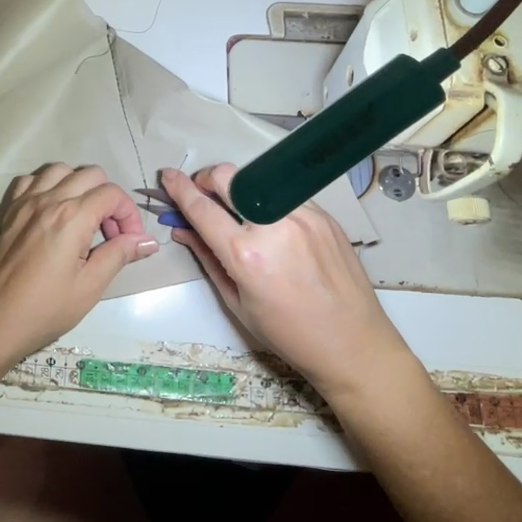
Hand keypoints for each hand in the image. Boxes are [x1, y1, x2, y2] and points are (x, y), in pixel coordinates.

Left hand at [0, 164, 160, 372]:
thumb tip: (148, 241)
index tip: (130, 242)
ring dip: (79, 186)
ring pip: (60, 170)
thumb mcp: (91, 286)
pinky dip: (47, 186)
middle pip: (91, 174)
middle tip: (110, 233)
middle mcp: (49, 199)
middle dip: (109, 198)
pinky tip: (53, 212)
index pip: (113, 194)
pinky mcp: (9, 210)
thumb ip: (120, 255)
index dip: (129, 215)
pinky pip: (31, 180)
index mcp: (72, 216)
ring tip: (83, 219)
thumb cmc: (46, 309)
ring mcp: (25, 201)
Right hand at [164, 165, 419, 403]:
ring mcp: (303, 216)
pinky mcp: (324, 216)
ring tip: (239, 213)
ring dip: (239, 189)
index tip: (167, 176)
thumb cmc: (289, 334)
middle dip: (208, 179)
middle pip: (229, 176)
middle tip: (203, 194)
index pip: (202, 207)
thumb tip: (182, 230)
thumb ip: (207, 258)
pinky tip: (272, 227)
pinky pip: (284, 195)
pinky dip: (268, 202)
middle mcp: (274, 226)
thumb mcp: (237, 302)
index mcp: (246, 254)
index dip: (179, 188)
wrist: (354, 345)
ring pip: (257, 180)